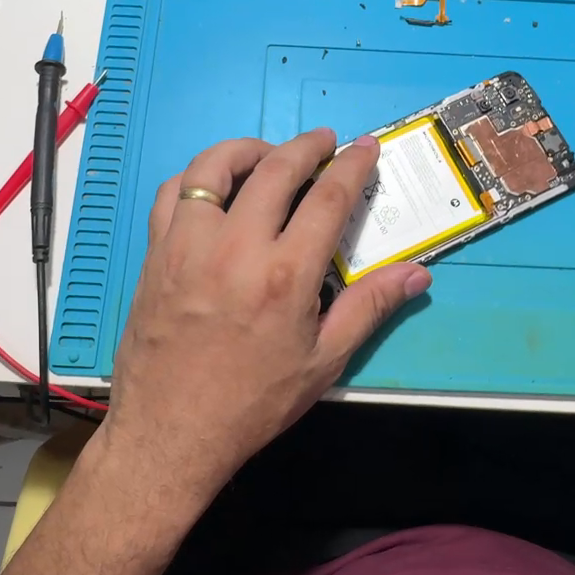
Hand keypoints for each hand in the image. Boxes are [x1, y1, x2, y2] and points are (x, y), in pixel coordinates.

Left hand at [100, 130, 431, 496]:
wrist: (171, 432)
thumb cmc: (253, 403)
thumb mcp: (323, 363)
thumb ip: (369, 307)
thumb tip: (418, 273)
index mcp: (285, 275)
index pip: (327, 199)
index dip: (351, 166)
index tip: (364, 148)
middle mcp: (235, 247)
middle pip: (276, 169)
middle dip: (307, 146)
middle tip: (324, 142)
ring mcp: (188, 246)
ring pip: (212, 168)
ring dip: (247, 149)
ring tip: (269, 154)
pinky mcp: (156, 253)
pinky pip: (172, 194)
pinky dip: (197, 177)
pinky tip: (215, 188)